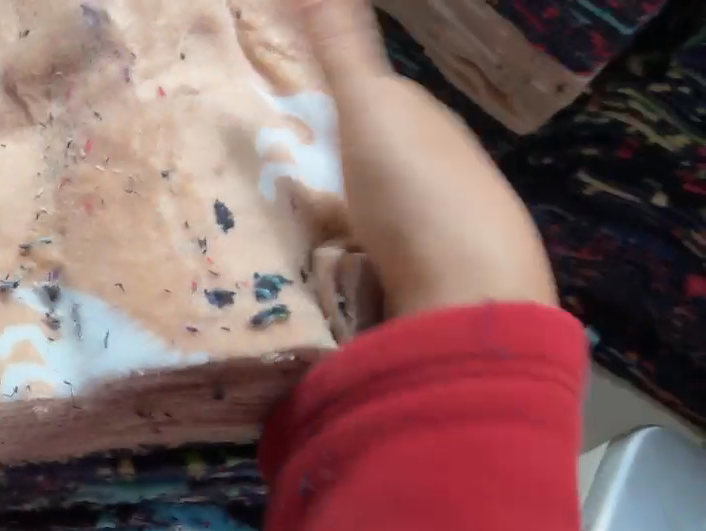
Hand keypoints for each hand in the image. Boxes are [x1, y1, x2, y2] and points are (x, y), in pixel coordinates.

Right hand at [299, 0, 557, 318]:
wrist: (459, 276)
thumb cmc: (411, 188)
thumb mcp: (367, 110)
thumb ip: (341, 54)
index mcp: (414, 119)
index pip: (368, 94)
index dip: (328, 90)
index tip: (282, 94)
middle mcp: (422, 160)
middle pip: (365, 148)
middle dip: (325, 150)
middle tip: (271, 160)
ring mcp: (416, 214)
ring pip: (362, 196)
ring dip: (328, 200)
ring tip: (281, 213)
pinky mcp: (403, 260)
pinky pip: (359, 237)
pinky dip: (335, 239)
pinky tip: (314, 252)